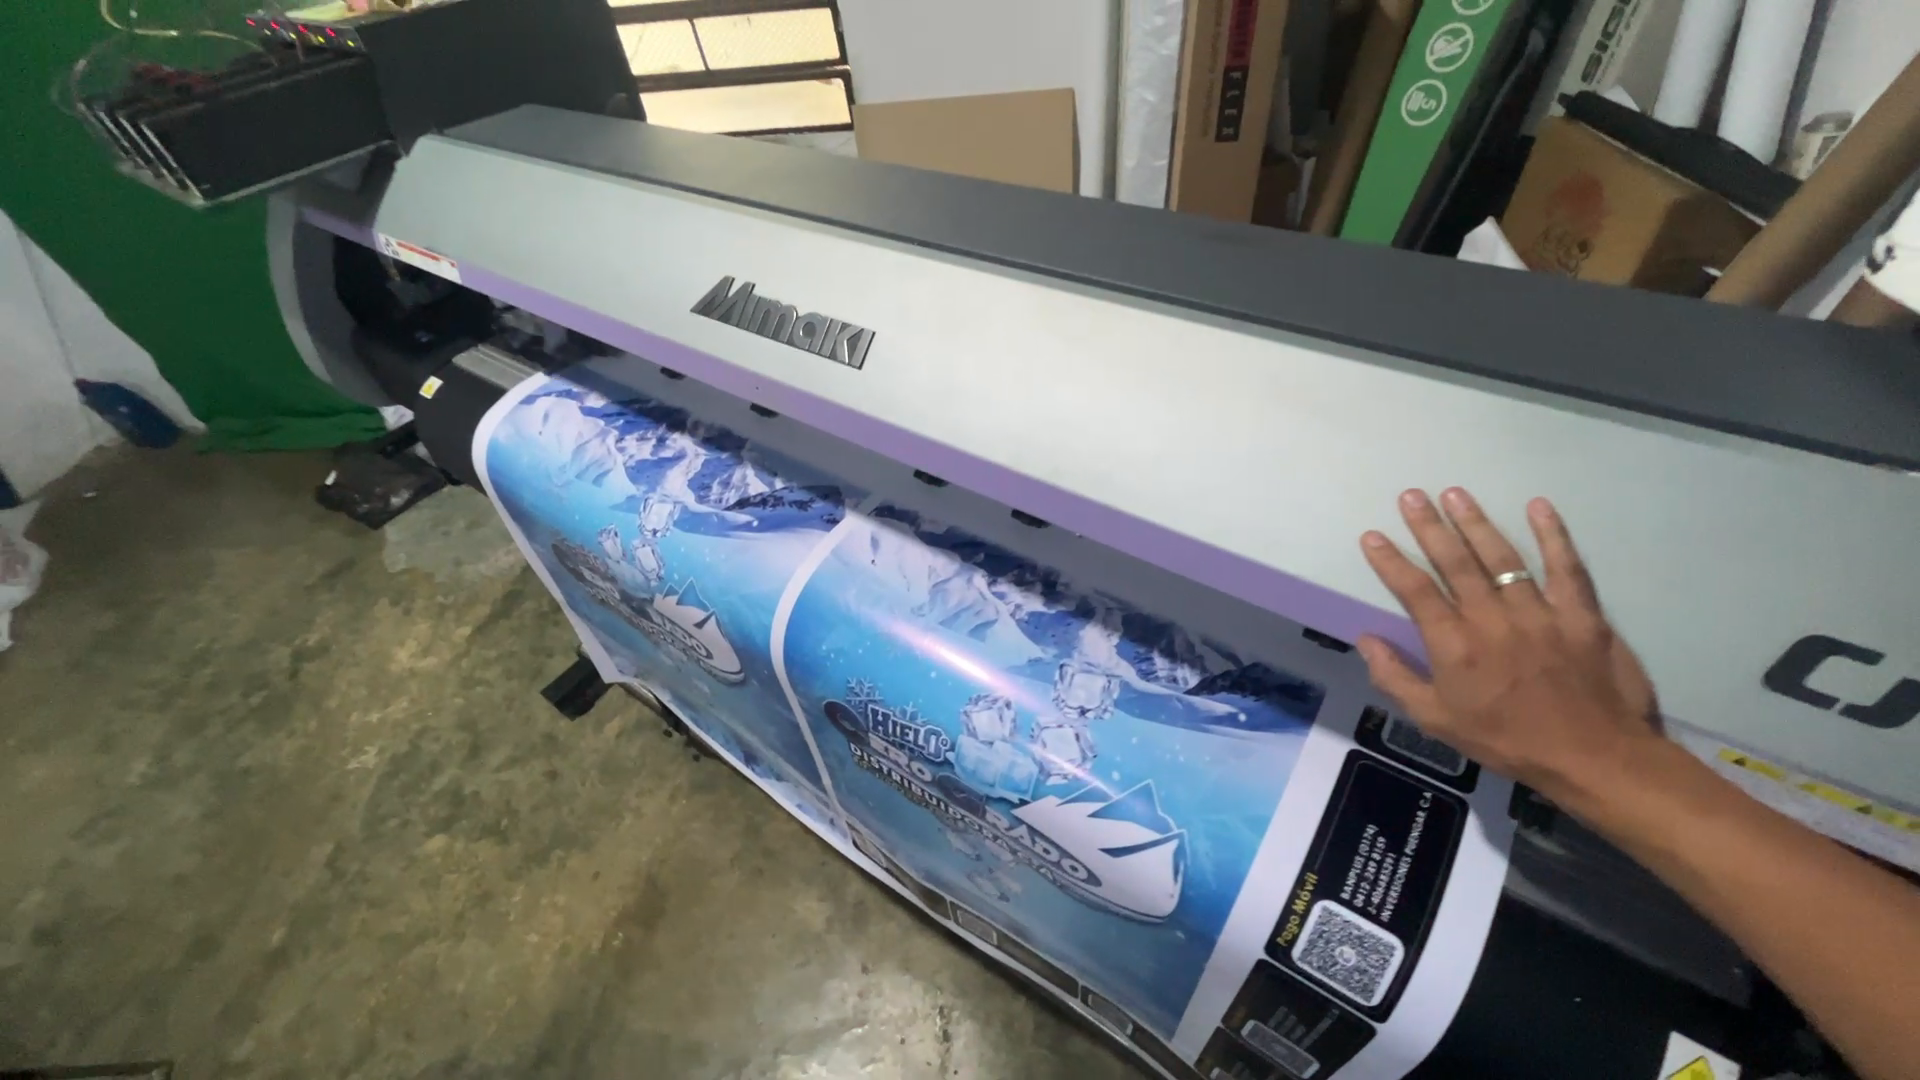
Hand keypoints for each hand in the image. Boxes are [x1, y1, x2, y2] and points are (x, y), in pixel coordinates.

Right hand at [1355, 488, 1663, 804]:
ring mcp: (1540, 613)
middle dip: (1429, 526)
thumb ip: (1396, 678)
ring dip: (1476, 522)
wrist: (1594, 758)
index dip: (1390, 561)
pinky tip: (1539, 507)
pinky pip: (1567, 568)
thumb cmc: (1507, 740)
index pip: (1414, 591)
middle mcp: (1492, 619)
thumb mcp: (1436, 720)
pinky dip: (1554, 535)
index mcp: (1454, 644)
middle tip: (1411, 496)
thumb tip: (1366, 640)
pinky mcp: (1582, 615)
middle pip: (1455, 562)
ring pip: (1502, 557)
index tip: (1373, 535)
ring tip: (1455, 494)